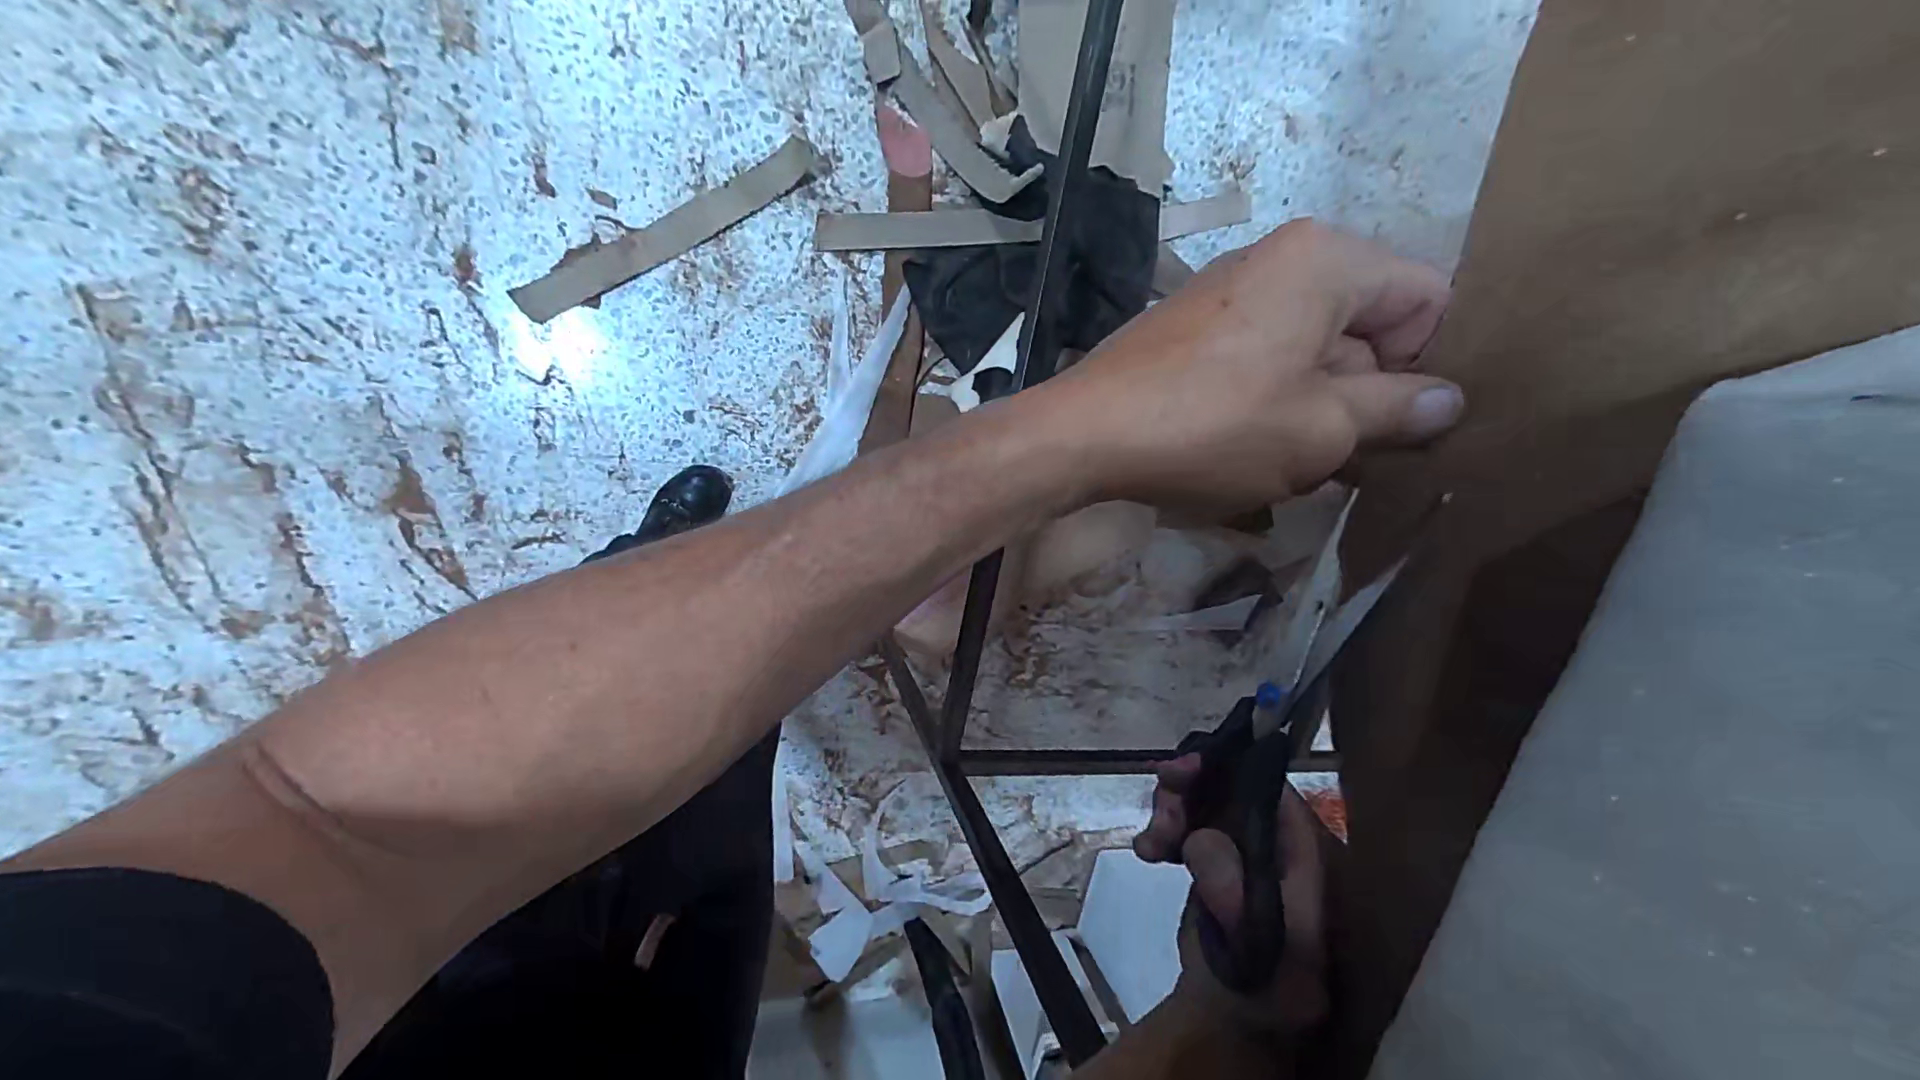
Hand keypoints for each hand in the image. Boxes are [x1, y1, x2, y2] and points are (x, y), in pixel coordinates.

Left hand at [1035, 220, 1463, 509]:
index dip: (1424, 369)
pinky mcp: (1186, 330)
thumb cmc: (1212, 426)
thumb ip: (1396, 411)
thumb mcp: (1320, 429)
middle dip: (1360, 396)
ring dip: (1309, 410)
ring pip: (1305, 352)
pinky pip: (1255, 361)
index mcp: (1326, 259)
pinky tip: (1240, 447)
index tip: (1394, 428)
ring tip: (1283, 461)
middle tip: (1337, 459)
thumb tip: (1450, 399)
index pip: (1425, 300)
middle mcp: (1276, 258)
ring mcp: (1223, 293)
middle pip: (1362, 327)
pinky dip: (1263, 403)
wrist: (1084, 436)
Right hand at [1135, 755, 1328, 1036]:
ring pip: (1201, 799)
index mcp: (1304, 862)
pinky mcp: (1208, 857)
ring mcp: (1239, 848)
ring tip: (1152, 842)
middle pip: (1231, 787)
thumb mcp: (1264, 953)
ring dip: (1170, 808)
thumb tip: (1200, 841)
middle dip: (1192, 782)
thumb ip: (1240, 899)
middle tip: (1164, 783)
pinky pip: (1181, 824)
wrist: (1226, 1017)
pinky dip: (1159, 828)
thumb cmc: (1262, 991)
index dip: (1233, 771)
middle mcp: (1273, 844)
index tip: (1190, 769)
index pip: (1274, 794)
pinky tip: (1147, 850)